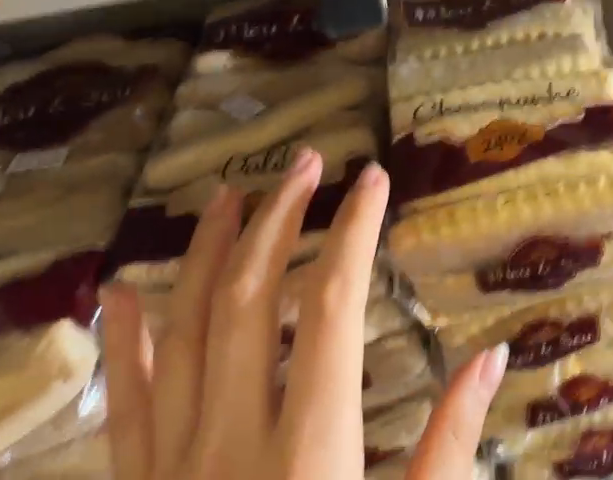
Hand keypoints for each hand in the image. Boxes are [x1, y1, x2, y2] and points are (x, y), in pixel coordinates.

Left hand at [100, 151, 505, 479]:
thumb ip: (449, 443)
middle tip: (307, 163)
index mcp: (309, 447)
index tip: (374, 179)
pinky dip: (124, 343)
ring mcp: (174, 467)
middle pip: (250, 298)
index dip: (353, 232)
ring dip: (203, 255)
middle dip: (280, 220)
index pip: (332, 306)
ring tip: (230, 195)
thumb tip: (490, 358)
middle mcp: (231, 441)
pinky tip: (121, 292)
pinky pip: (124, 407)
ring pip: (181, 334)